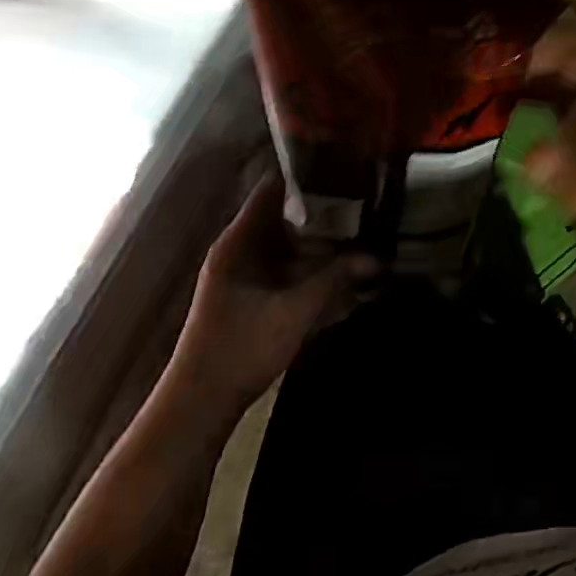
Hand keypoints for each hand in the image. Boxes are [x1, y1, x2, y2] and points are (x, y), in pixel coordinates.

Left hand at [173, 174, 377, 410]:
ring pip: (288, 246)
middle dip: (324, 216)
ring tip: (362, 241)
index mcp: (238, 242)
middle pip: (285, 218)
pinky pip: (285, 270)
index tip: (344, 172)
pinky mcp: (251, 295)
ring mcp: (244, 273)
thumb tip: (375, 258)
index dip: (306, 178)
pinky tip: (342, 278)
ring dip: (321, 247)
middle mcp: (239, 249)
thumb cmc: (241, 349)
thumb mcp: (294, 312)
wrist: (200, 403)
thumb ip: (334, 279)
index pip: (272, 190)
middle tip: (365, 209)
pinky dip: (310, 270)